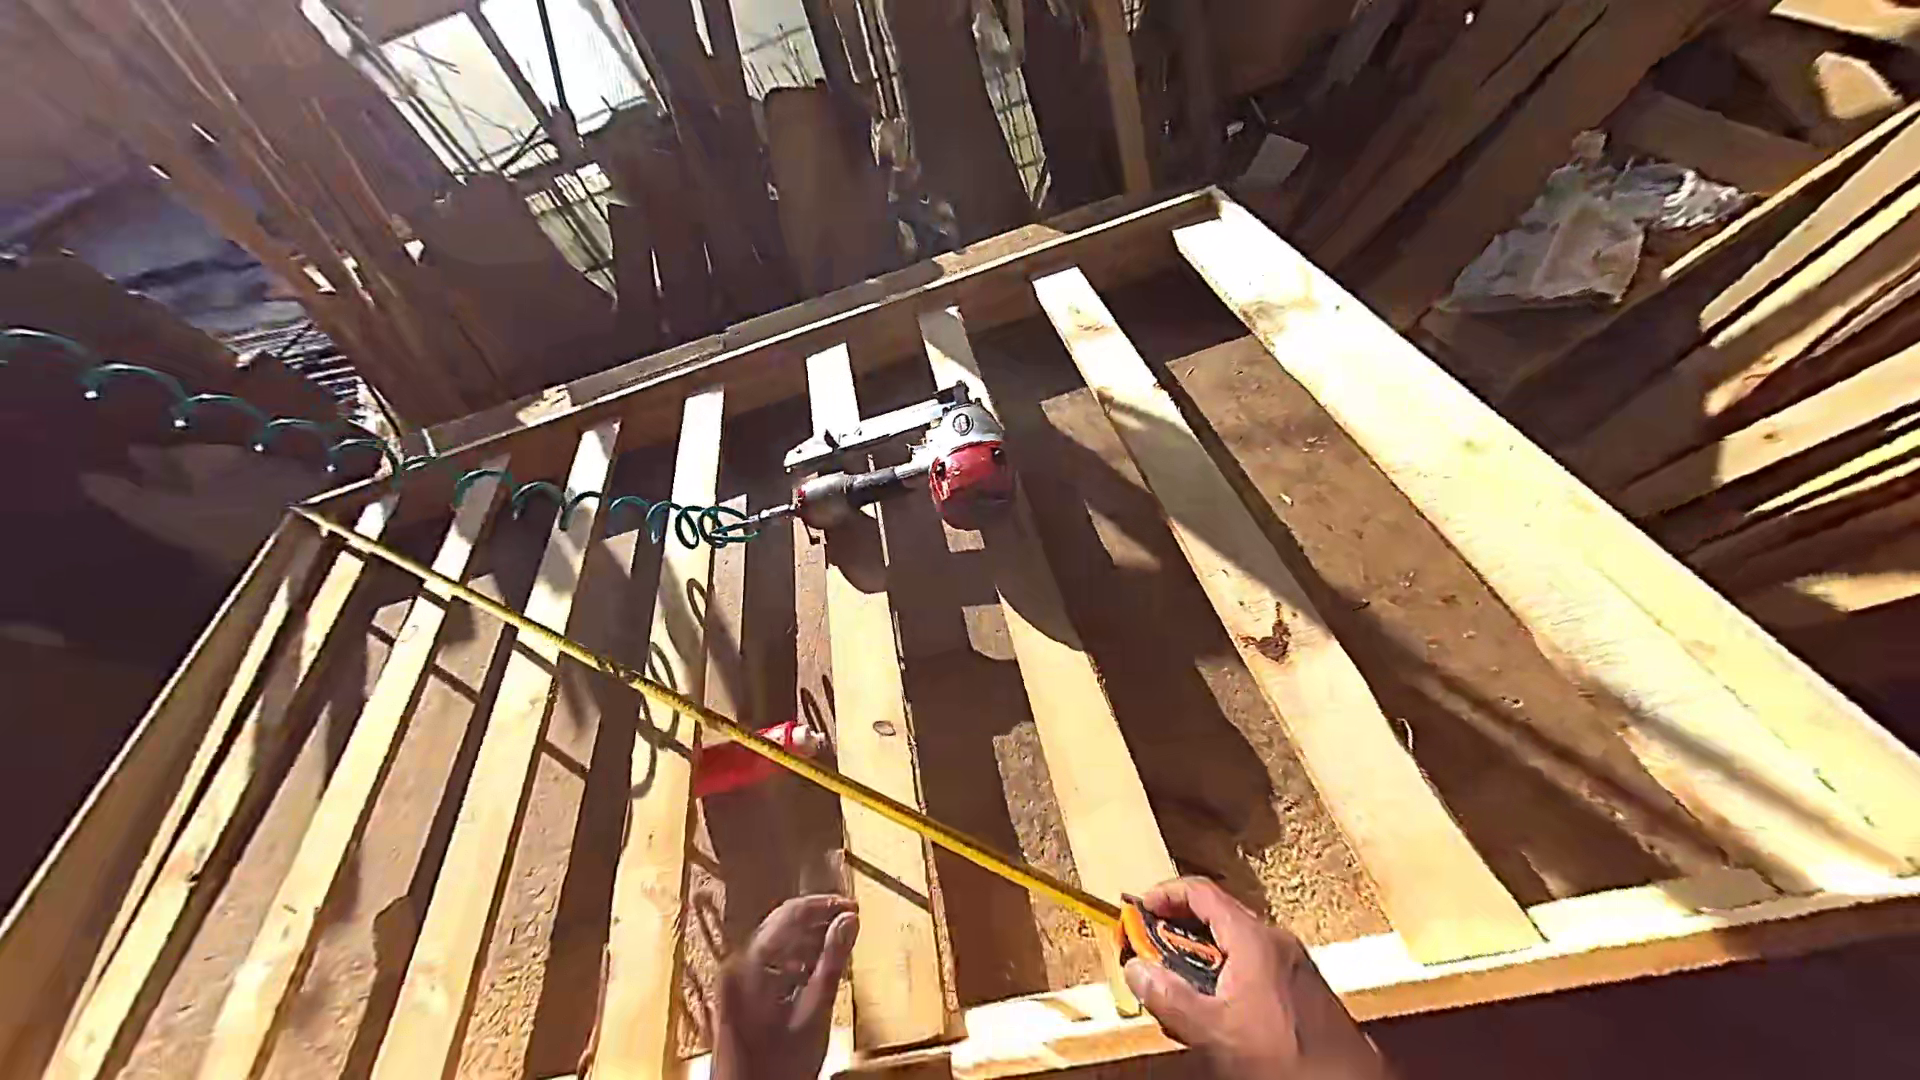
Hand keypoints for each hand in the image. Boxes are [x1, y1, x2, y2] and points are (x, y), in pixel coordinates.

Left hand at [712, 894, 858, 1079]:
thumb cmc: (779, 1069)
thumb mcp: (815, 1013)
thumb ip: (832, 961)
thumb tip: (851, 919)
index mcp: (752, 963)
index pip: (792, 913)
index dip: (826, 906)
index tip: (855, 909)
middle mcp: (738, 962)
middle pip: (782, 922)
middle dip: (818, 919)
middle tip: (850, 922)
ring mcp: (735, 977)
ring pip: (777, 939)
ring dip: (808, 938)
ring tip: (839, 944)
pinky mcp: (737, 993)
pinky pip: (769, 959)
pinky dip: (795, 957)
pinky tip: (816, 968)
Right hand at [1124, 878, 1389, 1078]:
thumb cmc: (1288, 1061)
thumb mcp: (1217, 1032)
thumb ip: (1170, 998)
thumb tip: (1134, 970)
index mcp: (1253, 937)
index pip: (1199, 891)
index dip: (1164, 894)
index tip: (1139, 910)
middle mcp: (1274, 939)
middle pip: (1215, 914)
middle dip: (1178, 930)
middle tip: (1152, 950)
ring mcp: (1293, 962)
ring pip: (1233, 940)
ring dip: (1200, 954)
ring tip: (1179, 985)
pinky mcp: (1303, 988)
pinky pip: (1253, 962)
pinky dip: (1225, 971)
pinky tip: (1217, 1008)